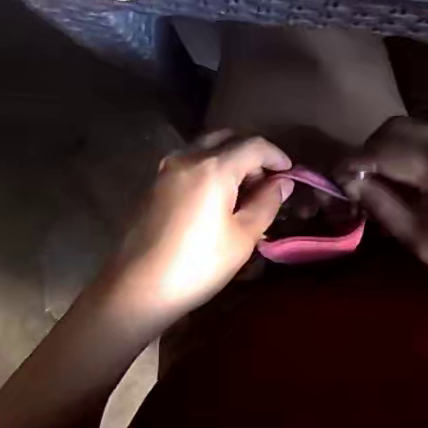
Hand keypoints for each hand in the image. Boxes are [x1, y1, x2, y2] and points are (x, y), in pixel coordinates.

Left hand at [101, 131, 290, 321]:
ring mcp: (166, 170)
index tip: (290, 173)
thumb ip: (266, 203)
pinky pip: (190, 163)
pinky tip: (216, 198)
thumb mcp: (243, 236)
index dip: (277, 156)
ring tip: (243, 190)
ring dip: (229, 159)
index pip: (254, 145)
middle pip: (228, 138)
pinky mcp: (154, 185)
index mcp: (213, 167)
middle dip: (252, 153)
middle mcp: (188, 158)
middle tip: (266, 180)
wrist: (138, 289)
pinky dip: (209, 169)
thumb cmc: (198, 265)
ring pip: (206, 147)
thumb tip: (282, 183)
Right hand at [341, 118, 427, 305]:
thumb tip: (349, 181)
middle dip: (369, 148)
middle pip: (397, 127)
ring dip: (389, 146)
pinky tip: (406, 176)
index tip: (334, 177)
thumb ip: (381, 203)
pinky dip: (410, 148)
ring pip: (414, 127)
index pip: (384, 150)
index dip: (354, 162)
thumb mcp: (420, 239)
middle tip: (356, 179)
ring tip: (378, 178)